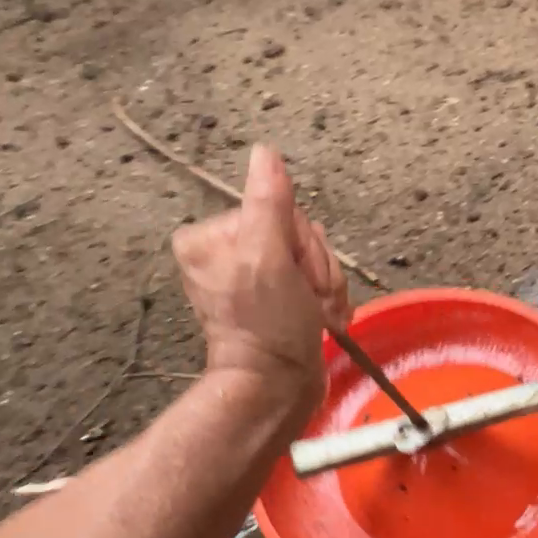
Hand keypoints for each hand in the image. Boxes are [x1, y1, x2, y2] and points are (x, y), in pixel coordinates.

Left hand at [170, 145, 350, 417]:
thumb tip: (265, 153)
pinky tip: (321, 319)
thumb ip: (269, 204)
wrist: (279, 384)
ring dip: (326, 288)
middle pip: (299, 237)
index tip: (299, 280)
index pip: (281, 215)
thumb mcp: (269, 259)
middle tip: (309, 301)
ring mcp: (250, 279)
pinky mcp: (272, 300)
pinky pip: (313, 282)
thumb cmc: (270, 326)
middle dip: (316, 271)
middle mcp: (226, 253)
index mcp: (210, 237)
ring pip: (312, 261)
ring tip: (318, 314)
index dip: (303, 247)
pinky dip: (326, 300)